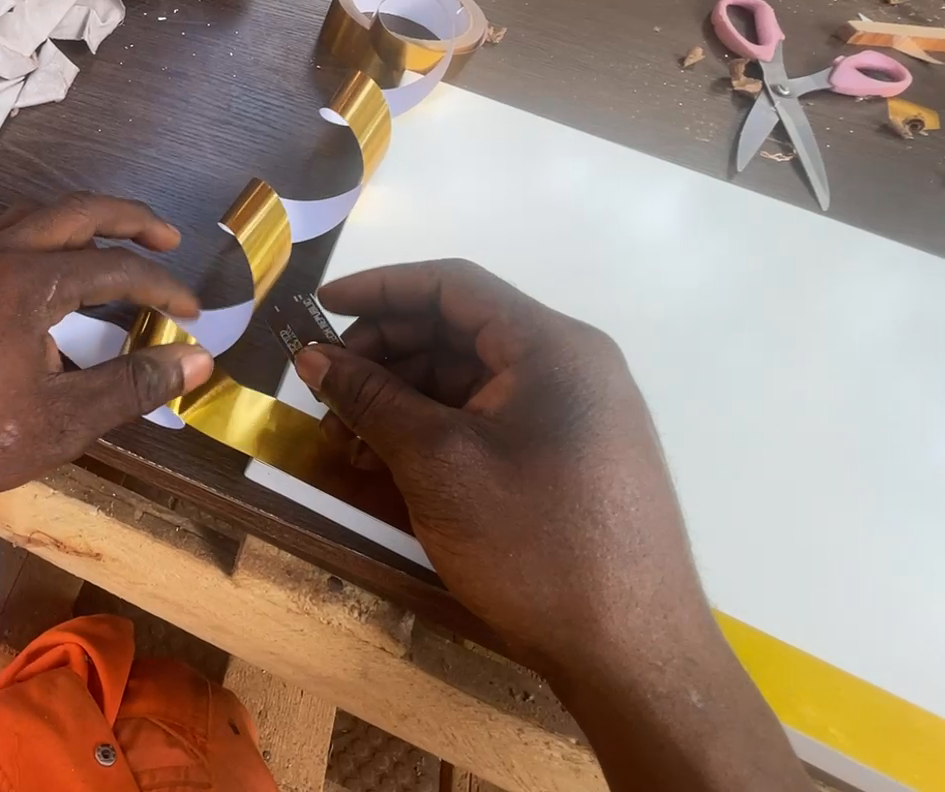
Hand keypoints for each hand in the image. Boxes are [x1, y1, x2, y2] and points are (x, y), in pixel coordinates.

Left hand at [0, 194, 214, 504]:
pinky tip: (8, 252)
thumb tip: (197, 360)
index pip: (116, 270)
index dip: (163, 287)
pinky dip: (1, 232)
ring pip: (27, 215)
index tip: (195, 314)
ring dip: (73, 220)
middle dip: (129, 219)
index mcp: (31, 282)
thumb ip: (132, 385)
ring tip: (104, 243)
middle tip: (166, 240)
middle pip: (76, 212)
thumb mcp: (63, 422)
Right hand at [293, 259, 713, 679]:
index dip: (380, 287)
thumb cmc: (534, 541)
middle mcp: (565, 367)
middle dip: (380, 351)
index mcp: (550, 348)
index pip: (453, 285)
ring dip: (396, 395)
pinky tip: (384, 458)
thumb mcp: (435, 460)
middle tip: (325, 385)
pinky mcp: (560, 454)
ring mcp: (566, 413)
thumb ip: (369, 396)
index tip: (322, 305)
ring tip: (347, 436)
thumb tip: (310, 355)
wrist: (633, 659)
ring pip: (461, 376)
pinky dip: (426, 426)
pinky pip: (479, 415)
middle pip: (453, 330)